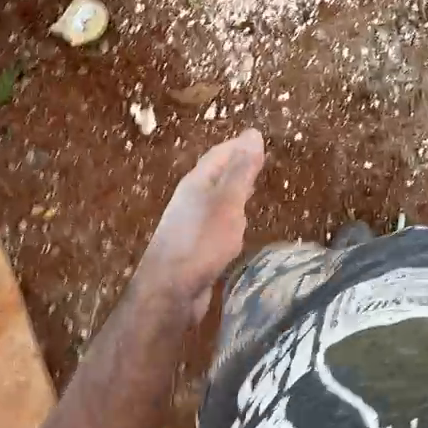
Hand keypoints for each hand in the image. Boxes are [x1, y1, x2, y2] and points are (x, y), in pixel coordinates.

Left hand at [133, 129, 265, 321]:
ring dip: (233, 190)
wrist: (168, 293)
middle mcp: (190, 199)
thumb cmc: (201, 242)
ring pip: (215, 198)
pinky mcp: (193, 248)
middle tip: (259, 159)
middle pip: (215, 174)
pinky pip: (215, 222)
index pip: (220, 154)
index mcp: (197, 182)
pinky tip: (237, 225)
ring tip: (252, 187)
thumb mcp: (228, 202)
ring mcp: (189, 224)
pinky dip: (230, 215)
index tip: (258, 138)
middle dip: (236, 164)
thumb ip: (241, 170)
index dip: (239, 145)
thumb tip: (253, 134)